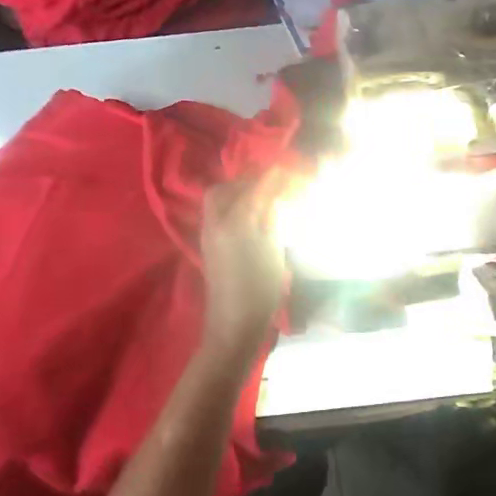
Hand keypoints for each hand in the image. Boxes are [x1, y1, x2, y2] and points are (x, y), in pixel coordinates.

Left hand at [199, 173, 288, 363]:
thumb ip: (271, 218)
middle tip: (268, 190)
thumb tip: (273, 198)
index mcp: (235, 220)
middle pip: (222, 191)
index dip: (272, 177)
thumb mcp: (273, 250)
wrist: (234, 324)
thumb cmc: (259, 289)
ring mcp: (208, 237)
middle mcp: (215, 223)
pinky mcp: (208, 249)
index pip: (255, 187)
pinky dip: (233, 212)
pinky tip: (252, 224)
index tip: (288, 171)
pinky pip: (217, 218)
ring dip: (237, 198)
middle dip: (244, 185)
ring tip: (263, 206)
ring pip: (217, 204)